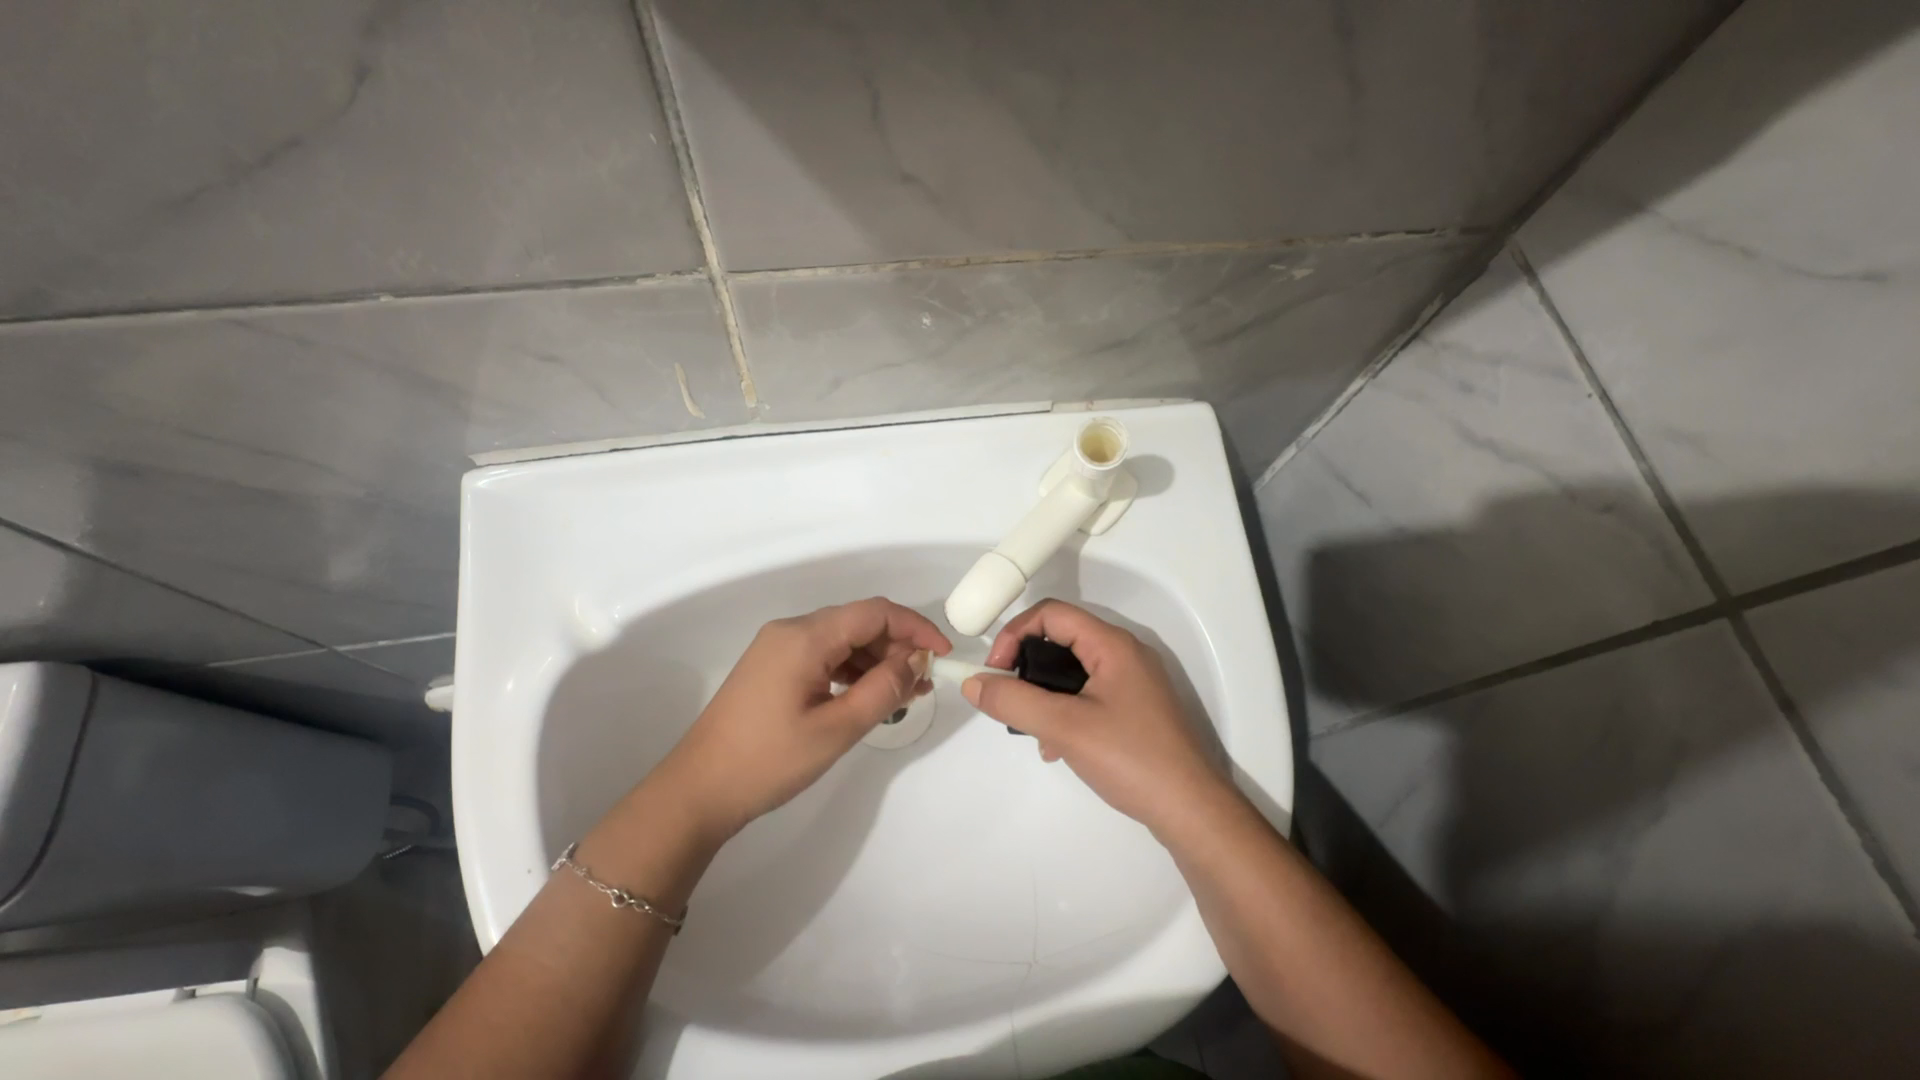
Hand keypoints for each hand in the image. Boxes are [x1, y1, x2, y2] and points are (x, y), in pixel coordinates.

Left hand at [649, 597, 950, 840]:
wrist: (699, 789)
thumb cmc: (769, 760)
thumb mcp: (837, 728)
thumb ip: (884, 689)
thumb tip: (916, 661)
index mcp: (805, 637)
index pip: (874, 612)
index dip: (915, 628)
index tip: (943, 655)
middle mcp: (790, 631)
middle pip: (858, 622)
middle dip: (898, 646)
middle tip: (927, 682)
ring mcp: (777, 649)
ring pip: (842, 640)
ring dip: (876, 660)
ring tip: (907, 694)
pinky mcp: (772, 668)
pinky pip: (823, 656)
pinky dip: (852, 671)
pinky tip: (870, 695)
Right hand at [964, 600, 1234, 835]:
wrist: (1190, 808)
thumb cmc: (1129, 758)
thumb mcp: (1063, 727)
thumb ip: (1014, 701)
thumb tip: (974, 683)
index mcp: (1112, 645)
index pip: (1051, 614)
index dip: (1014, 634)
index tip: (995, 672)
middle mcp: (1125, 655)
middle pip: (1061, 640)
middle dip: (1027, 667)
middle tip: (1009, 700)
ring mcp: (1134, 683)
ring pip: (1073, 671)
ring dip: (1044, 694)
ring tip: (1033, 731)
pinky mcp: (1137, 710)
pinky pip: (1089, 695)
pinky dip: (1065, 712)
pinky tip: (1058, 748)